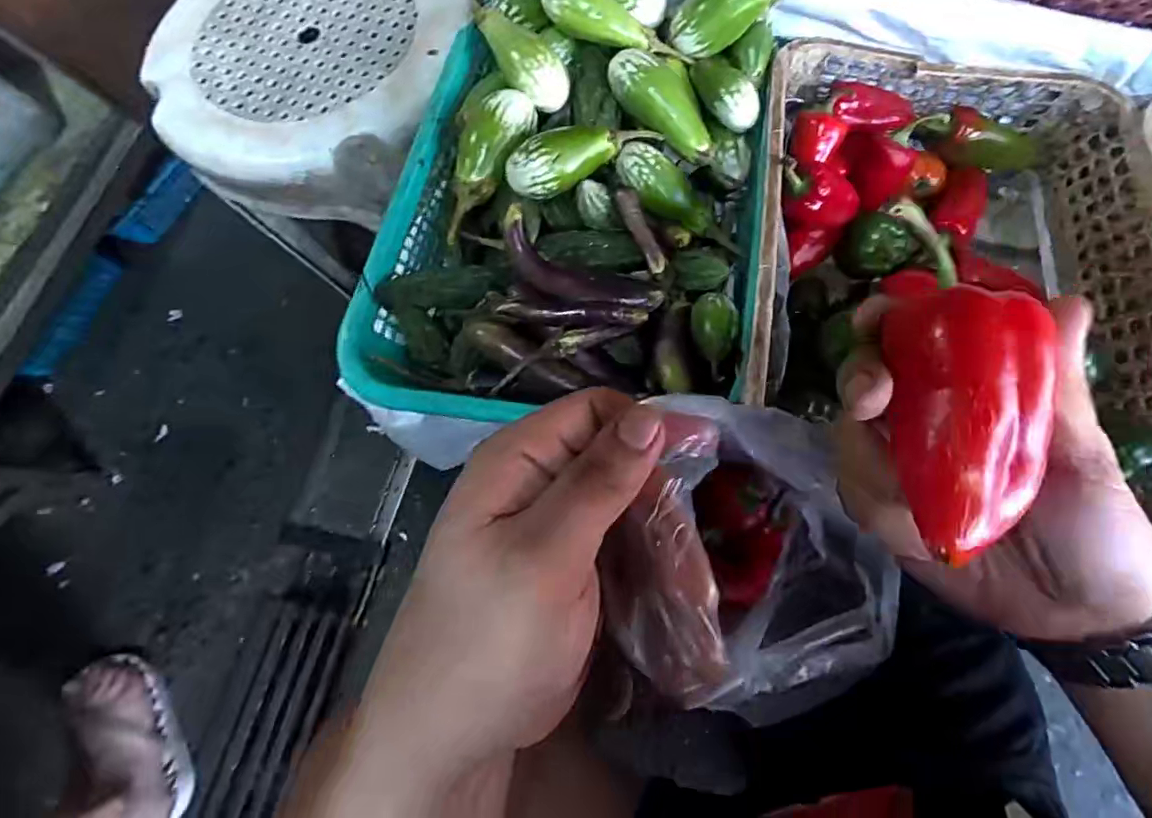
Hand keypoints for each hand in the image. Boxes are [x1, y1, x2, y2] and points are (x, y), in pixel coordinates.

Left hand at [347, 389, 664, 786]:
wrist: (452, 739)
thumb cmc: (490, 639)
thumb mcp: (545, 554)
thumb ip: (597, 482)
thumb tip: (648, 415)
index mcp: (518, 459)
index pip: (594, 411)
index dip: (645, 425)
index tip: (699, 453)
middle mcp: (537, 481)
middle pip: (617, 459)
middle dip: (659, 498)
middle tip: (690, 552)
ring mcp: (556, 526)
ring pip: (627, 504)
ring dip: (662, 539)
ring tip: (690, 587)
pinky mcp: (572, 564)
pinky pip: (622, 542)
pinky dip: (651, 563)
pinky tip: (674, 594)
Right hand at [833, 294, 1151, 642]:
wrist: (1080, 616)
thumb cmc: (1094, 521)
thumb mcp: (1084, 451)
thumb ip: (1062, 383)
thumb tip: (1072, 303)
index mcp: (966, 388)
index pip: (910, 336)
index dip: (884, 320)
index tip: (873, 320)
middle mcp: (921, 416)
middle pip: (861, 378)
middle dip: (857, 380)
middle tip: (872, 396)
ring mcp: (897, 462)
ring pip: (850, 437)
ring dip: (874, 464)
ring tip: (921, 502)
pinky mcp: (882, 508)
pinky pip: (855, 493)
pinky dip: (880, 509)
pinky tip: (917, 535)